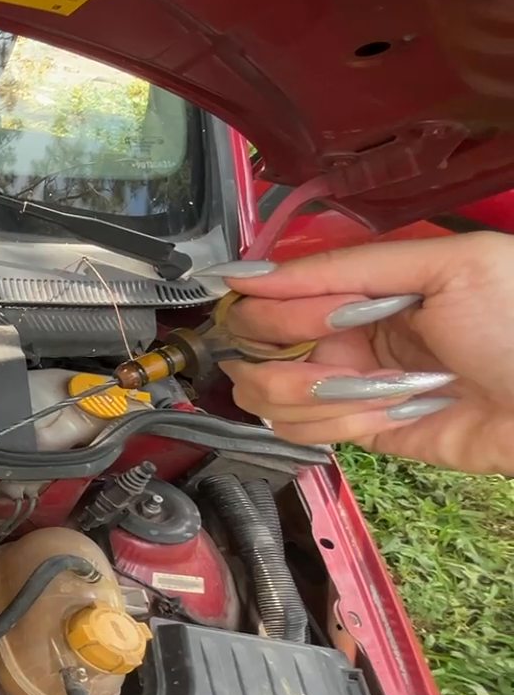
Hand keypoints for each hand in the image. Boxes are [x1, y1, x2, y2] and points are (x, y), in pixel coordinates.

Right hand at [207, 231, 513, 473]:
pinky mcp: (340, 425)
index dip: (276, 316)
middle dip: (290, 369)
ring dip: (321, 400)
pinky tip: (396, 414)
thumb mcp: (455, 266)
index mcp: (342, 293)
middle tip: (354, 368)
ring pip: (257, 396)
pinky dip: (340, 426)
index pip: (252, 304)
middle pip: (241, 355)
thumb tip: (240, 276)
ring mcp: (328, 383)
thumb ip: (342, 263)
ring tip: (390, 392)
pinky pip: (291, 430)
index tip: (337, 319)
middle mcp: (324, 336)